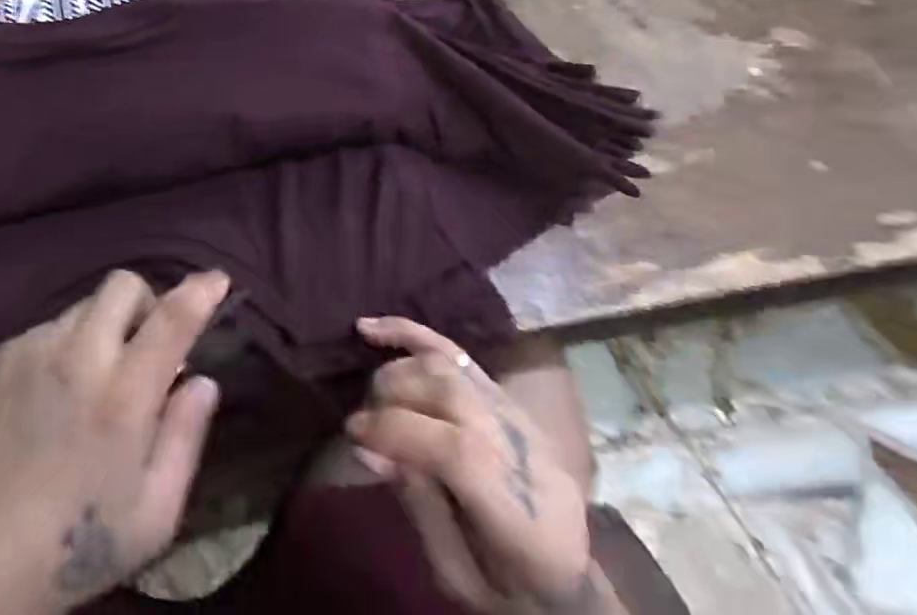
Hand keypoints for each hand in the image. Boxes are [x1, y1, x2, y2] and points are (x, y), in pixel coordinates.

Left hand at [0, 270, 229, 614]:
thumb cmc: (81, 540)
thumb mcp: (156, 510)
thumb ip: (185, 436)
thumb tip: (202, 380)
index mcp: (123, 396)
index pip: (170, 321)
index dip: (198, 292)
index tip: (216, 278)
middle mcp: (77, 355)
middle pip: (121, 286)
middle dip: (146, 303)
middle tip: (149, 349)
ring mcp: (35, 347)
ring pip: (85, 305)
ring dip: (105, 327)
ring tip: (97, 382)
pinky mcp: (5, 352)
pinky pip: (51, 327)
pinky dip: (70, 344)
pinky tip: (59, 394)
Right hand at [348, 317, 597, 614]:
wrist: (562, 586)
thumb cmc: (502, 586)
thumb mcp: (456, 573)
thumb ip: (417, 504)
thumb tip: (367, 449)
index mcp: (524, 513)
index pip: (457, 448)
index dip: (394, 432)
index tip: (354, 437)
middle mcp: (529, 454)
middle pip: (449, 393)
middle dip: (389, 398)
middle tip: (362, 424)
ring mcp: (522, 420)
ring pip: (448, 366)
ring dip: (396, 372)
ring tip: (375, 398)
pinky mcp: (507, 402)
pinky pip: (456, 354)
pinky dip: (410, 335)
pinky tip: (368, 329)